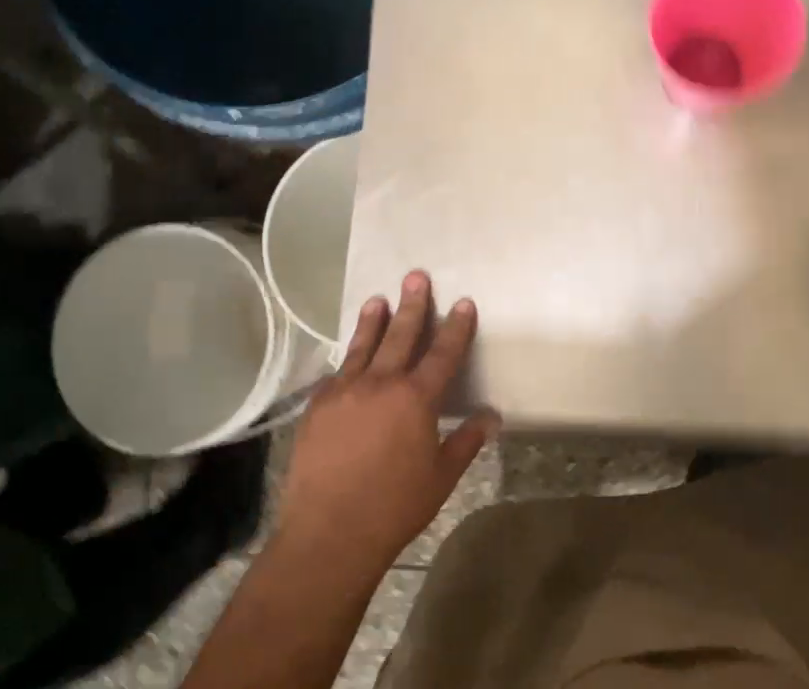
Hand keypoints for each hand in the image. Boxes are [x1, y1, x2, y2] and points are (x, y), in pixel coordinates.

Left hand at [277, 270, 497, 566]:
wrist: (329, 533)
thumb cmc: (395, 506)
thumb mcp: (442, 476)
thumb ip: (467, 441)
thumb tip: (492, 416)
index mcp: (416, 399)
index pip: (443, 353)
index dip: (456, 326)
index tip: (463, 302)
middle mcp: (380, 385)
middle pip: (401, 335)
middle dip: (412, 305)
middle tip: (415, 276)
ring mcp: (343, 393)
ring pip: (362, 347)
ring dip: (373, 322)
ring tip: (378, 299)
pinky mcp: (316, 408)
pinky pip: (337, 375)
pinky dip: (348, 361)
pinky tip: (349, 358)